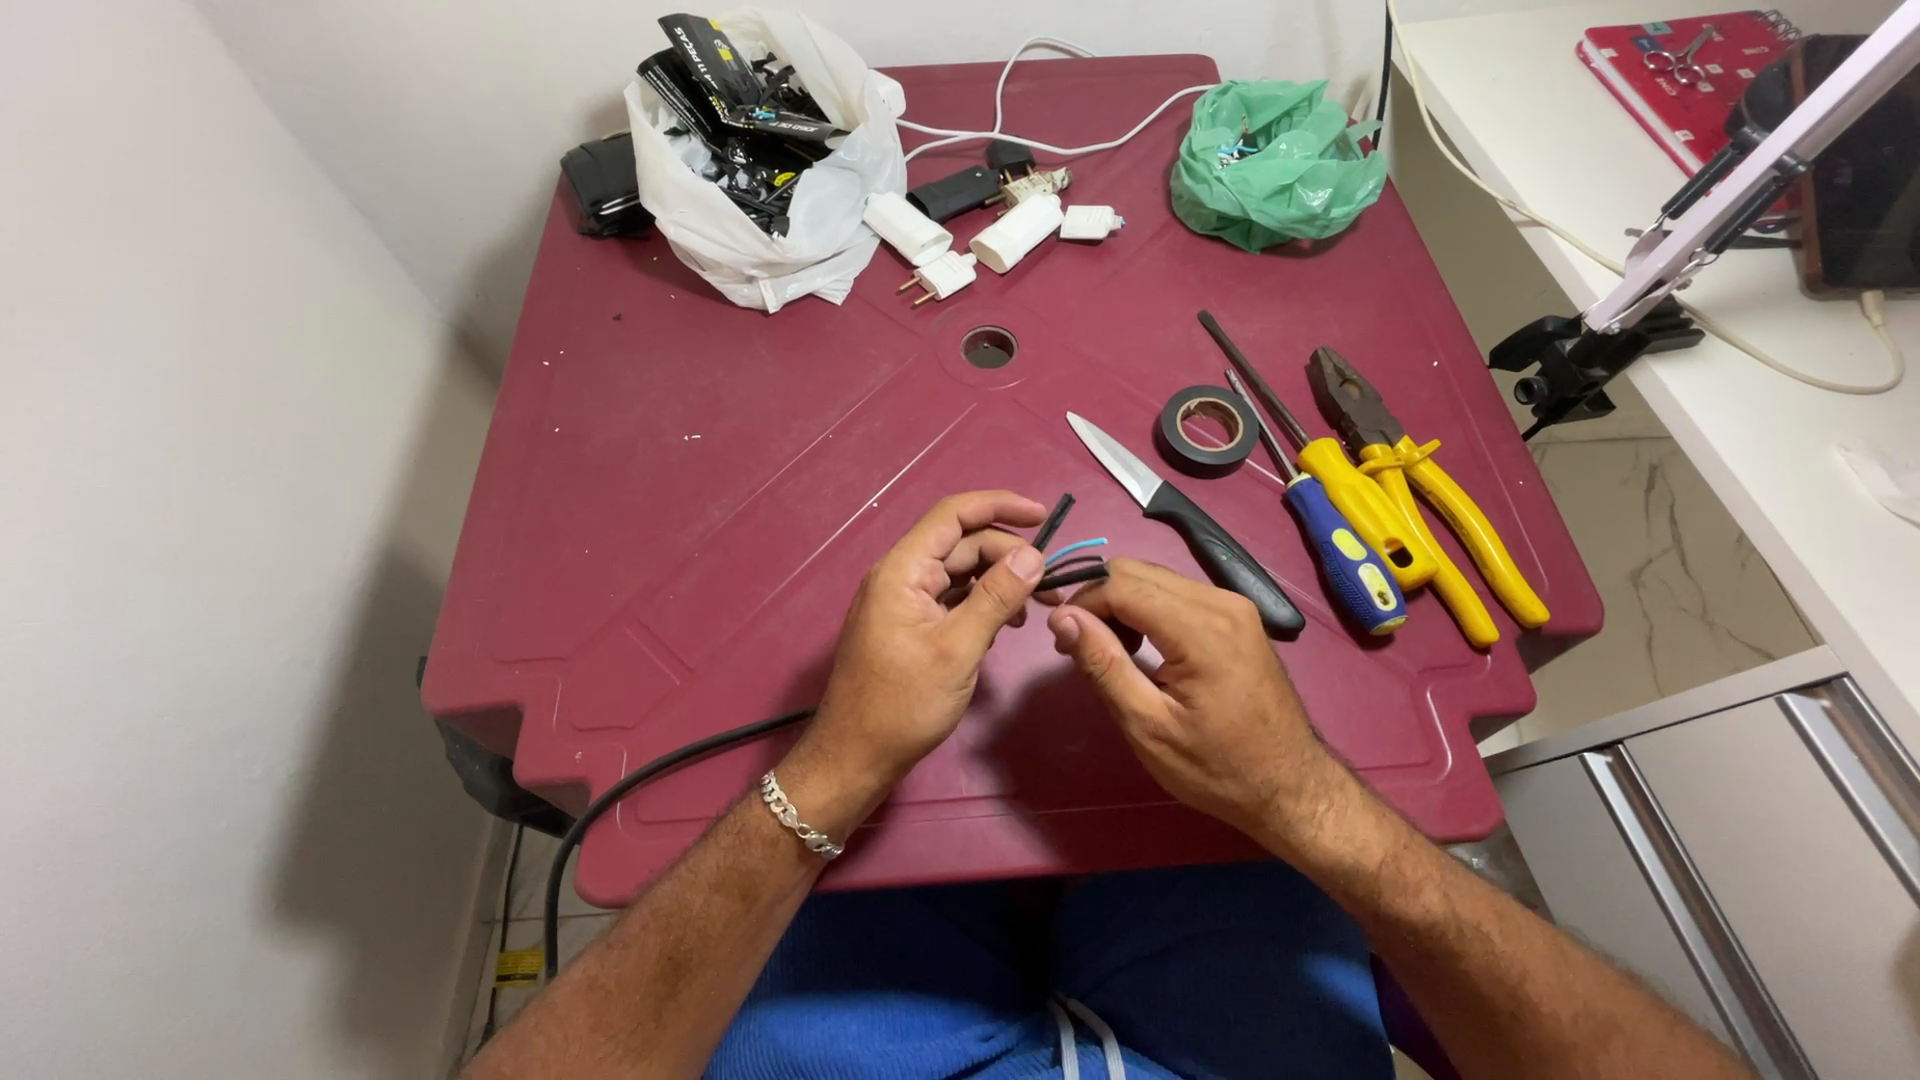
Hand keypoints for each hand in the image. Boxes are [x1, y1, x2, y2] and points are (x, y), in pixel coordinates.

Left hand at [780, 491, 1049, 829]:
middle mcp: (900, 576)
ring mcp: (903, 601)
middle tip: (1052, 585)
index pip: (953, 515)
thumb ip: (995, 598)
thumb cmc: (903, 704)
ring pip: (960, 572)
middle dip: (1009, 555)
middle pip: (962, 544)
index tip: (1042, 515)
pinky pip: (951, 598)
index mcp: (902, 570)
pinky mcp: (910, 624)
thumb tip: (1033, 556)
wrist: (856, 755)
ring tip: (1036, 608)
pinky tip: (1005, 626)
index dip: (999, 505)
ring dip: (999, 582)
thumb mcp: (958, 649)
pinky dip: (982, 603)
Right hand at [1045, 558, 1342, 843]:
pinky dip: (1146, 609)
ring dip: (1120, 603)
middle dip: (1097, 599)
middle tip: (1078, 645)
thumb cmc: (1216, 768)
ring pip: (1155, 578)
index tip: (1059, 637)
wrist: (1290, 788)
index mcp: (1201, 628)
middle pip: (1136, 571)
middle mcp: (1221, 601)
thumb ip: (1103, 664)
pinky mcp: (1238, 615)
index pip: (1120, 584)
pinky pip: (1177, 593)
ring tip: (1107, 651)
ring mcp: (1234, 605)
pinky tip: (1141, 647)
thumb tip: (1062, 618)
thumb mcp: (1147, 725)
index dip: (1081, 603)